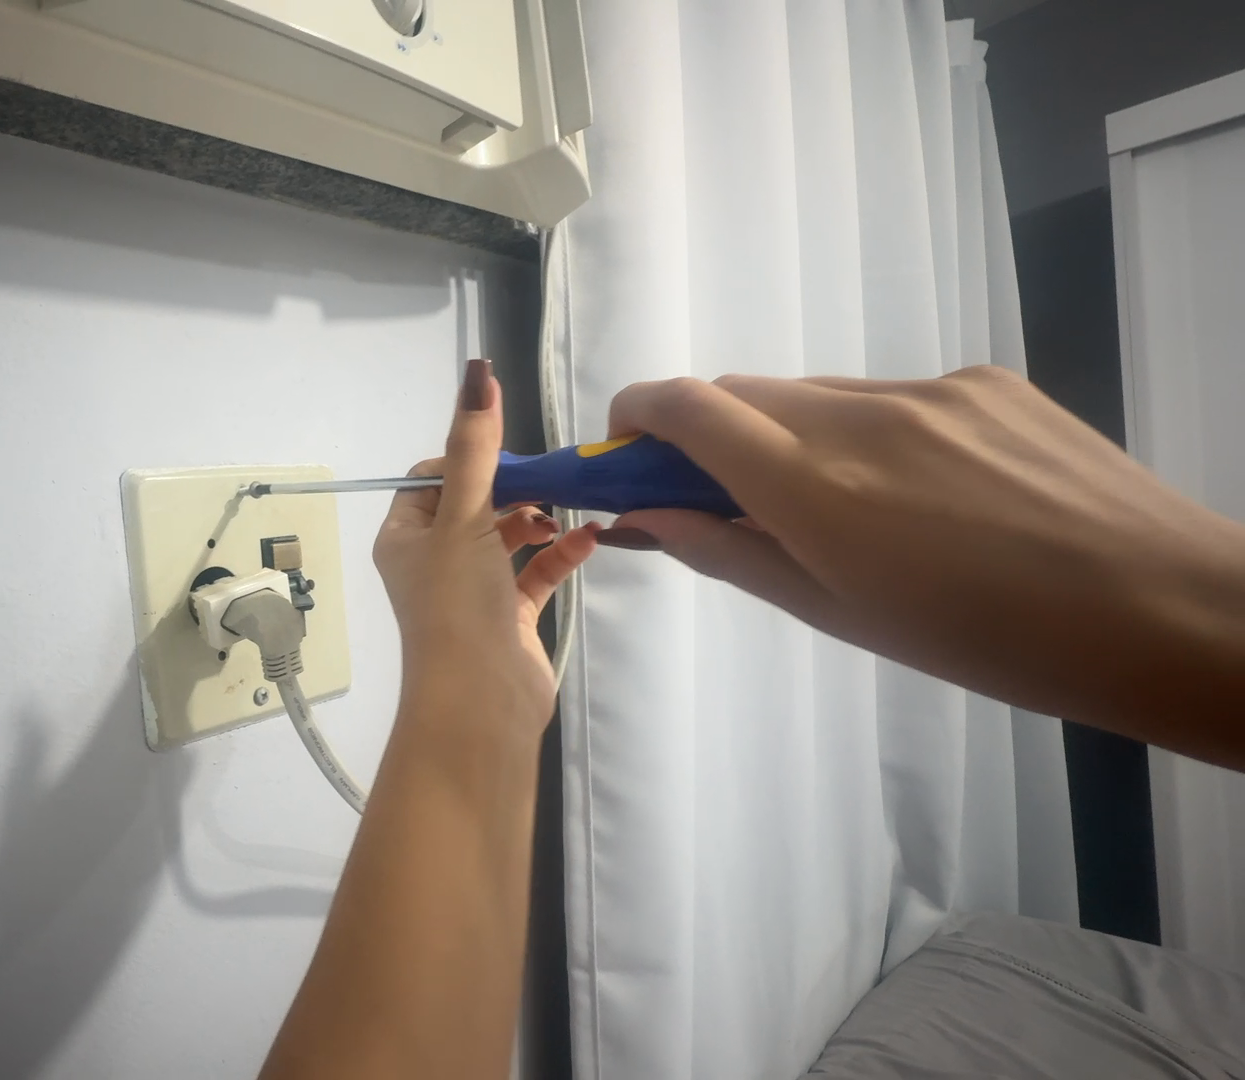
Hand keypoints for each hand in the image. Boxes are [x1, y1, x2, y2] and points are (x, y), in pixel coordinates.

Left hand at [372, 360, 600, 739]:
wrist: (481, 702)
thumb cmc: (459, 604)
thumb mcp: (464, 518)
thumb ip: (475, 449)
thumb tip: (477, 374)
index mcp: (405, 536)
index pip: (431, 477)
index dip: (468, 458)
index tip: (508, 454)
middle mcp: (432, 560)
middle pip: (473, 504)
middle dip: (512, 486)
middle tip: (551, 476)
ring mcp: (471, 590)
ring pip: (506, 537)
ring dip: (538, 517)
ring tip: (570, 504)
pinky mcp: (507, 615)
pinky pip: (534, 573)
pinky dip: (558, 553)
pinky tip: (589, 536)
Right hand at [607, 365, 1244, 761]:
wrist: (1179, 615)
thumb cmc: (976, 639)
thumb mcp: (826, 608)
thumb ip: (719, 550)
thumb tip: (637, 519)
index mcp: (811, 483)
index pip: (684, 406)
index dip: (633, 414)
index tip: (622, 449)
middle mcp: (857, 415)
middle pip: (733, 391)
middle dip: (697, 433)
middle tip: (709, 493)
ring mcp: (925, 387)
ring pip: (801, 393)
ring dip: (773, 434)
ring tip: (823, 501)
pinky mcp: (980, 379)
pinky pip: (873, 394)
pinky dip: (846, 430)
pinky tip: (903, 486)